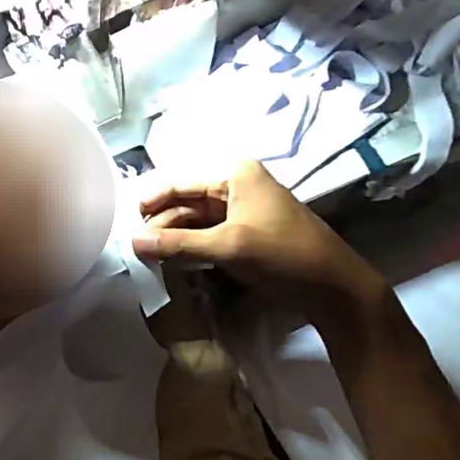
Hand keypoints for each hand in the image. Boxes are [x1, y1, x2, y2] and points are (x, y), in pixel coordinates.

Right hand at [133, 161, 389, 321]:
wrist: (333, 285)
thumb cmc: (282, 255)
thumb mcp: (226, 247)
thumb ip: (177, 244)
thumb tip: (133, 242)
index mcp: (234, 173)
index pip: (179, 182)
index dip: (151, 202)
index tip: (126, 224)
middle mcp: (236, 183)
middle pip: (186, 200)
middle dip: (162, 223)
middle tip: (137, 248)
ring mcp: (242, 208)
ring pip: (196, 219)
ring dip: (175, 237)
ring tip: (152, 257)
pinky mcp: (246, 231)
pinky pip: (209, 233)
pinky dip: (192, 245)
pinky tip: (175, 260)